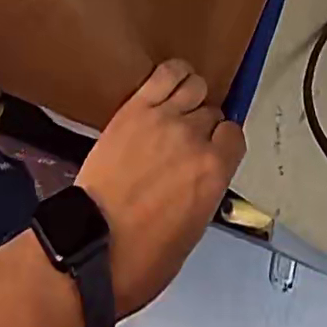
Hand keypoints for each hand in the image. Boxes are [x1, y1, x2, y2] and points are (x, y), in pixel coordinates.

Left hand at [76, 60, 245, 314]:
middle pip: (212, 112)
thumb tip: (204, 171)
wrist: (92, 246)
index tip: (214, 148)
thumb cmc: (141, 254)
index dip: (223, 142)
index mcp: (214, 171)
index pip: (234, 134)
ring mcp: (164, 117)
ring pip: (195, 86)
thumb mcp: (193, 230)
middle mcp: (193, 137)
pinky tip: (173, 81)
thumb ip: (206, 188)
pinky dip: (175, 72)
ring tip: (180, 109)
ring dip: (192, 97)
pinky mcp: (136, 107)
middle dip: (204, 126)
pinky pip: (166, 73)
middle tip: (187, 140)